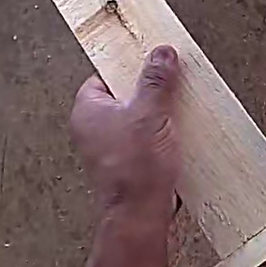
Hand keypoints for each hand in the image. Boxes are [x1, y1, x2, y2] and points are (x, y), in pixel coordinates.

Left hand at [69, 46, 180, 218]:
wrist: (142, 214)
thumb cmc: (136, 167)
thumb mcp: (149, 112)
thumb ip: (155, 80)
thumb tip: (161, 53)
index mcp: (88, 111)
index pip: (105, 75)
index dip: (129, 68)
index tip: (152, 63)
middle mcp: (93, 129)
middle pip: (124, 95)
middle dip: (149, 91)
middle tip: (169, 85)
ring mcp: (110, 148)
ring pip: (136, 118)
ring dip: (157, 114)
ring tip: (176, 109)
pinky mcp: (128, 162)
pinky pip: (144, 138)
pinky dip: (160, 133)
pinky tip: (177, 132)